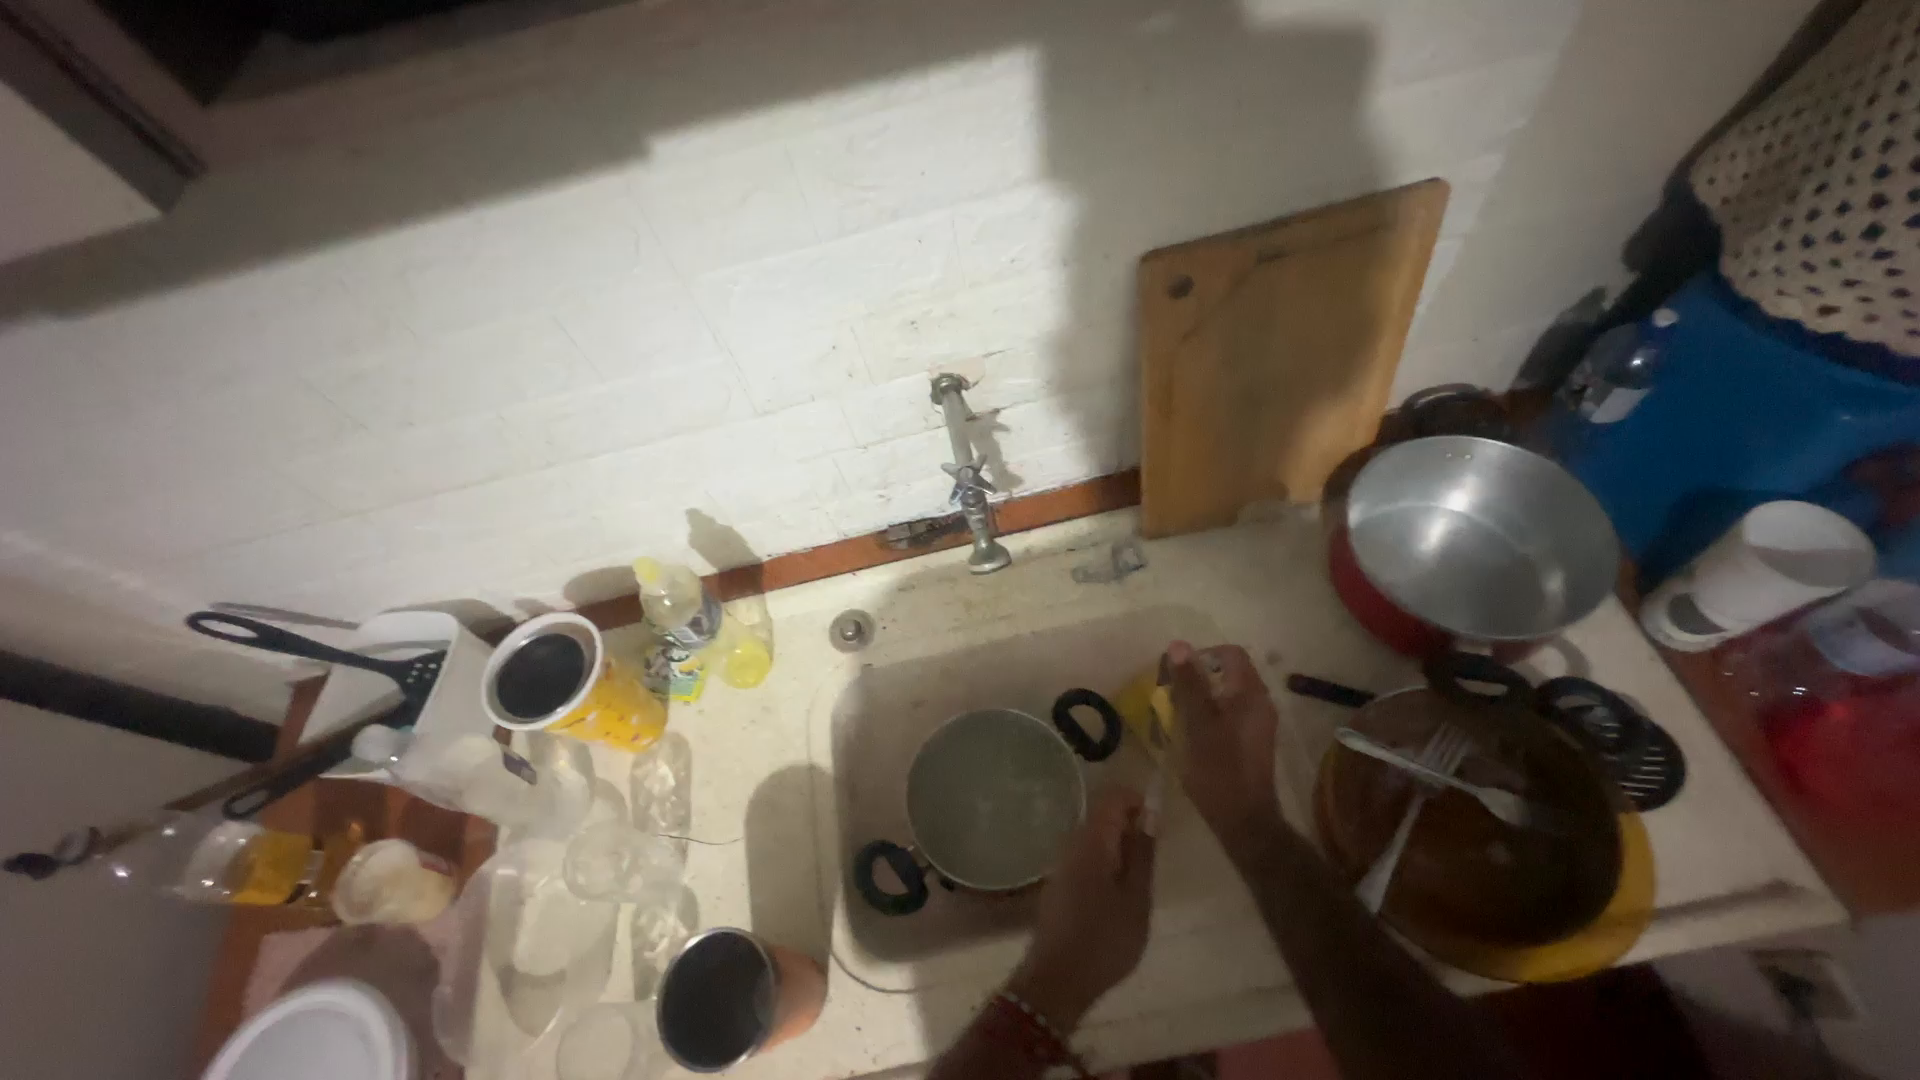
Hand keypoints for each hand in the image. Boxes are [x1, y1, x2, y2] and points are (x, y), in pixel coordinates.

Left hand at [1007, 786, 1155, 1031]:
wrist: (1058, 978)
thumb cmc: (1105, 939)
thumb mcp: (1137, 898)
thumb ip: (1143, 854)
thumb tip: (1150, 815)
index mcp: (1092, 840)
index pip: (1113, 796)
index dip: (1138, 799)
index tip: (1159, 821)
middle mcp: (1072, 842)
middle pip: (1101, 814)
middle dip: (1130, 823)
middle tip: (1154, 854)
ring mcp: (1061, 862)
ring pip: (1094, 836)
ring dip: (1118, 844)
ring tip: (1140, 875)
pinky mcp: (1059, 881)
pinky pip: (1085, 855)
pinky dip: (1105, 860)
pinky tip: (1117, 890)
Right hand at [1164, 641, 1284, 855]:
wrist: (1243, 820)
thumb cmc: (1218, 769)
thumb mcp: (1197, 723)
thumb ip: (1189, 683)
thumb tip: (1179, 645)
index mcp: (1251, 694)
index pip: (1230, 653)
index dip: (1202, 655)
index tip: (1177, 673)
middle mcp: (1260, 703)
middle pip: (1229, 673)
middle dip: (1197, 678)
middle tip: (1172, 695)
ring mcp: (1258, 723)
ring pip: (1227, 694)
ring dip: (1201, 698)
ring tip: (1176, 715)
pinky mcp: (1252, 741)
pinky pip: (1230, 714)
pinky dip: (1210, 715)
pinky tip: (1191, 734)